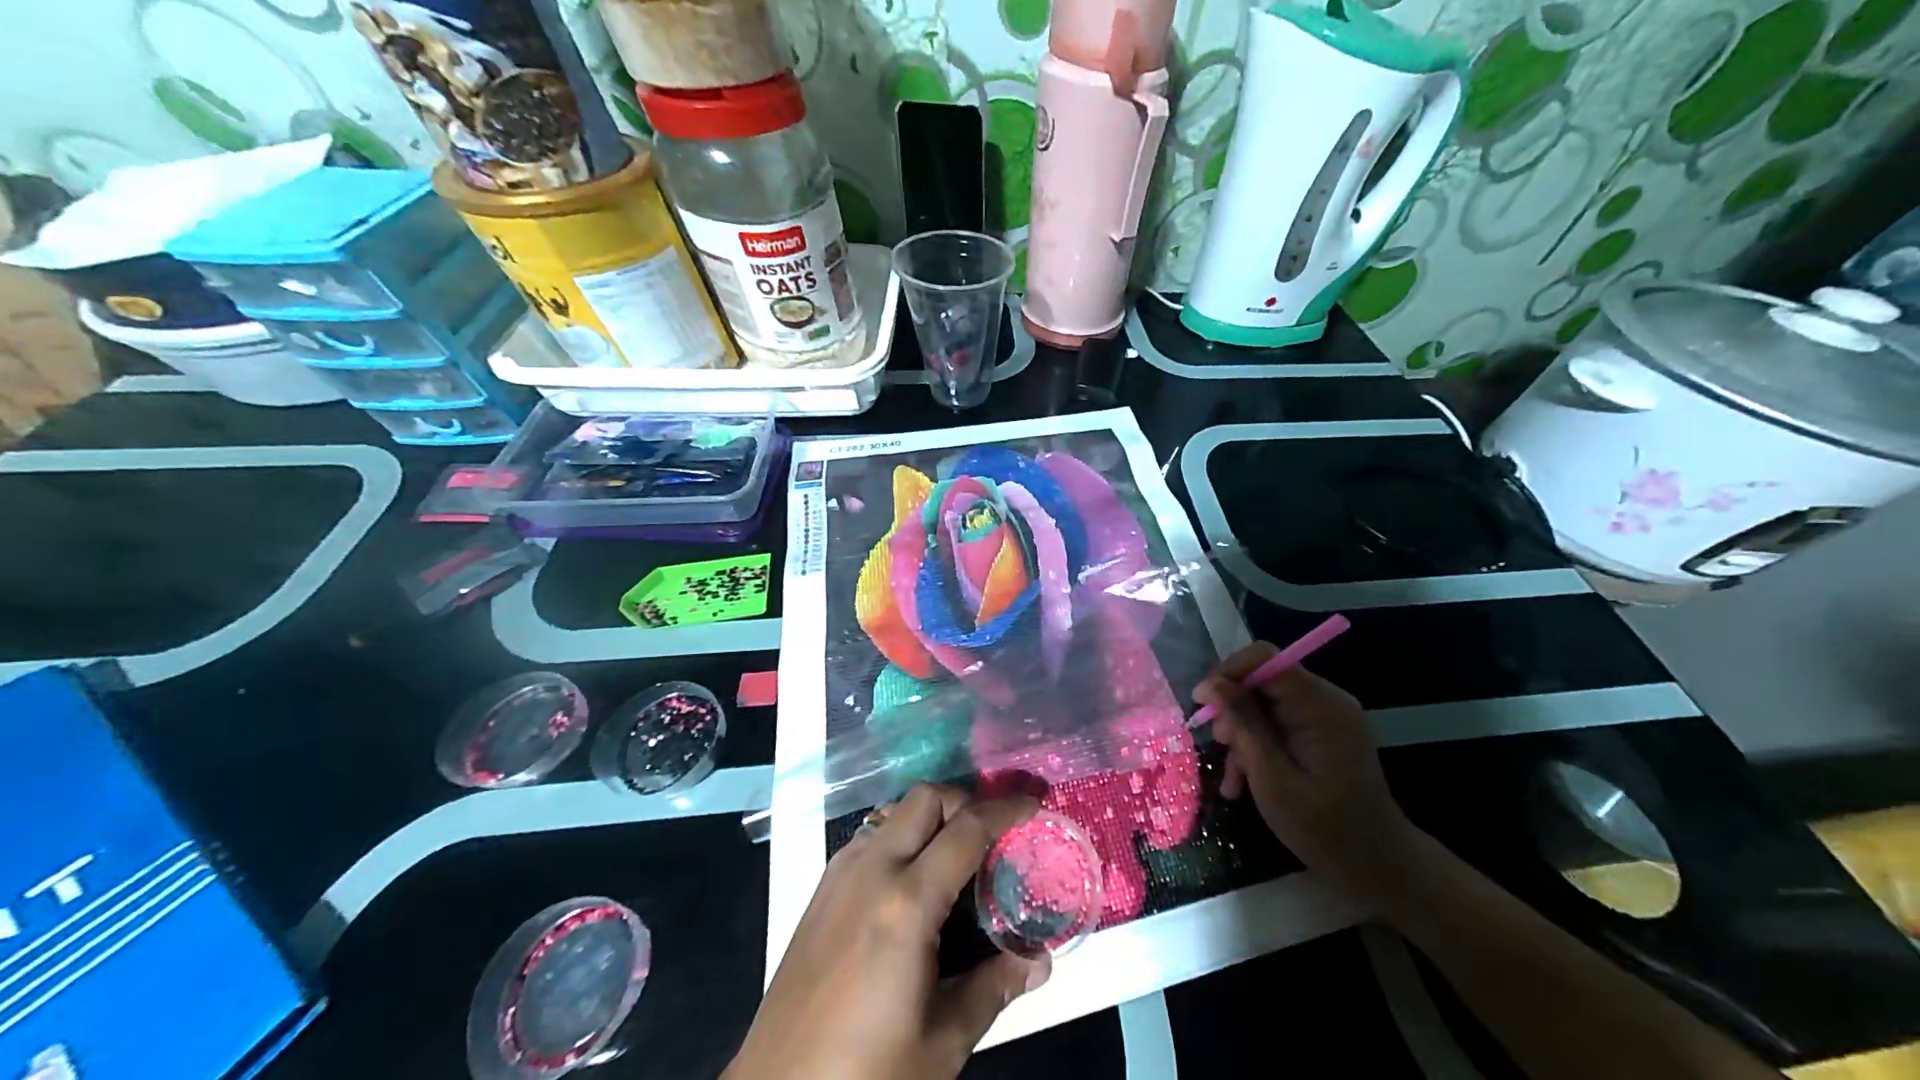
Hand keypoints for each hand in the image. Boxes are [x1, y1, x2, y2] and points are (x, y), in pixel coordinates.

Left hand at [724, 785, 1049, 1079]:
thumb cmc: (867, 1069)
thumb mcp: (943, 1040)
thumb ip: (994, 988)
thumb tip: (1039, 961)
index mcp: (906, 903)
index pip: (966, 830)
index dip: (1004, 810)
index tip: (1032, 805)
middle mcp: (871, 870)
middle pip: (923, 799)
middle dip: (964, 801)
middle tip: (992, 834)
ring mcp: (839, 875)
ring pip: (893, 813)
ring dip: (929, 818)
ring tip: (956, 858)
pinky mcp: (820, 889)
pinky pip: (869, 839)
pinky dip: (900, 838)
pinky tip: (911, 883)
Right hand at [1192, 644, 1415, 899]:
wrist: (1376, 866)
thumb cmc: (1323, 827)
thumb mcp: (1271, 776)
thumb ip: (1243, 724)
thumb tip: (1210, 684)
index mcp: (1320, 706)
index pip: (1266, 657)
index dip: (1229, 671)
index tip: (1204, 703)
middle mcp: (1325, 701)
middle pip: (1262, 681)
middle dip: (1233, 711)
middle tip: (1221, 747)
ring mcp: (1324, 717)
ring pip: (1263, 706)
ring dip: (1241, 736)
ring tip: (1233, 779)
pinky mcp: (1320, 733)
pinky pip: (1276, 724)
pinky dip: (1256, 747)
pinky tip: (1242, 783)